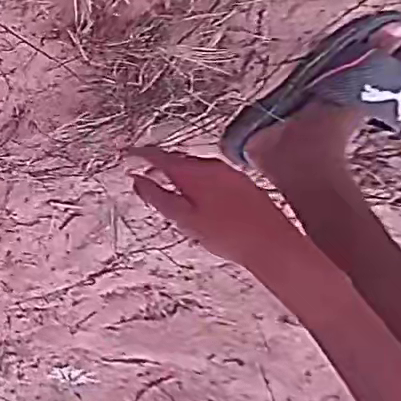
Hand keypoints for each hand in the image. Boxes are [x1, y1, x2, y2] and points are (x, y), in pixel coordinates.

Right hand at [128, 149, 308, 271]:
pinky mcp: (243, 183)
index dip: (137, 154)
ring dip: (179, 174)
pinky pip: (212, 174)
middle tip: (144, 174)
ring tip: (171, 189)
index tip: (126, 154)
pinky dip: (198, 180)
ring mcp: (229, 172)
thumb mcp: (182, 218)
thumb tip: (136, 180)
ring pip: (195, 166)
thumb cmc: (228, 235)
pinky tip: (200, 198)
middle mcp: (210, 165)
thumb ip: (155, 196)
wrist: (275, 247)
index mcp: (191, 171)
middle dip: (157, 165)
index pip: (156, 155)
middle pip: (176, 158)